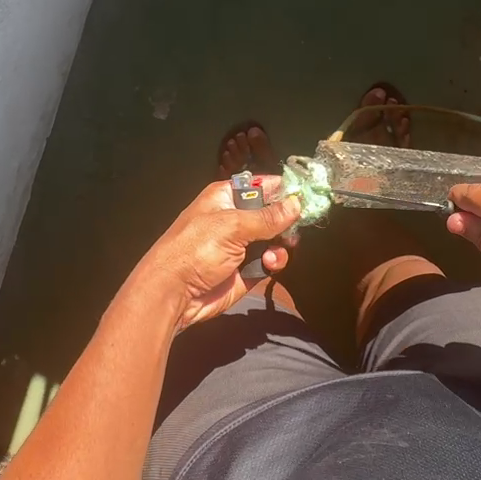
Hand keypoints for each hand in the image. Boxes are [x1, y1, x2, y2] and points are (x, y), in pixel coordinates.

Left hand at [126, 179, 300, 330]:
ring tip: (277, 252)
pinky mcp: (246, 270)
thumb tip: (297, 202)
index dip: (284, 189)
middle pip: (273, 213)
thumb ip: (268, 216)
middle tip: (296, 229)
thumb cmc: (196, 248)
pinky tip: (269, 265)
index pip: (263, 186)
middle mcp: (236, 218)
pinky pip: (269, 261)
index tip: (308, 195)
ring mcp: (241, 245)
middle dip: (287, 221)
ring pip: (275, 239)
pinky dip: (273, 262)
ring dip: (281, 244)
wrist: (173, 294)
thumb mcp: (232, 226)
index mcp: (227, 197)